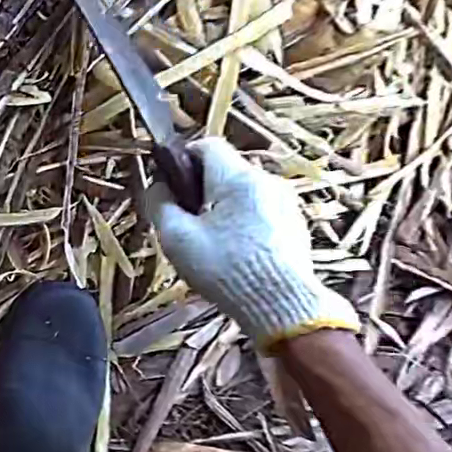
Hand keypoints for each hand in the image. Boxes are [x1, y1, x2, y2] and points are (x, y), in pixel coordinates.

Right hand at [144, 137, 357, 349]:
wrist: (281, 306)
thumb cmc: (224, 268)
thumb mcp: (176, 237)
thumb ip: (160, 204)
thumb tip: (158, 187)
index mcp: (238, 179)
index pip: (207, 145)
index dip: (181, 158)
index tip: (168, 184)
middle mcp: (267, 183)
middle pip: (223, 171)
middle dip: (197, 189)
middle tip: (181, 221)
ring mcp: (285, 204)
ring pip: (239, 193)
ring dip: (217, 208)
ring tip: (205, 242)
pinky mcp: (293, 226)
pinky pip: (256, 212)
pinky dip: (238, 223)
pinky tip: (229, 252)